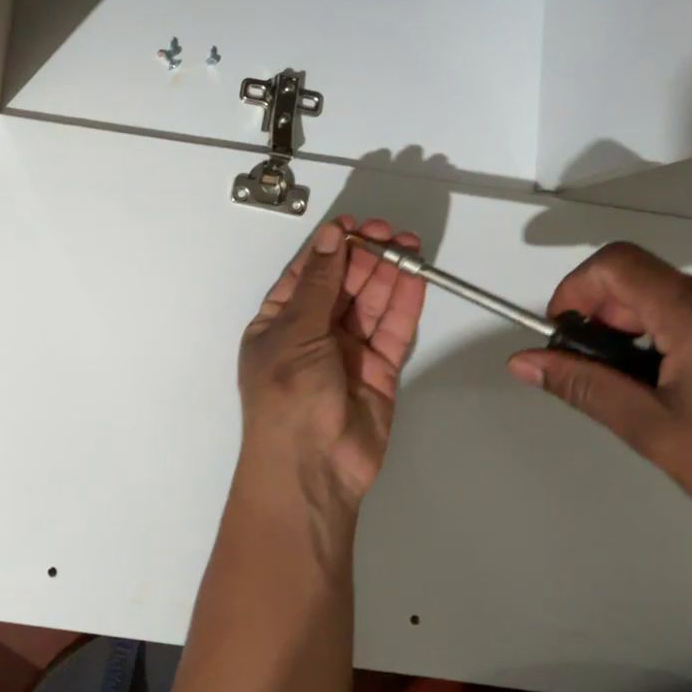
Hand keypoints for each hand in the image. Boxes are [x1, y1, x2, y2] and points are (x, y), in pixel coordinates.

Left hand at [239, 217, 426, 512]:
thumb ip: (319, 284)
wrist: (311, 466)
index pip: (304, 277)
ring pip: (370, 305)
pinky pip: (392, 331)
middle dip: (363, 258)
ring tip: (407, 244)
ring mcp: (345, 353)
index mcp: (276, 324)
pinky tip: (415, 276)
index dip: (327, 250)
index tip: (350, 225)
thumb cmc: (288, 396)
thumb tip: (329, 238)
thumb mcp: (295, 332)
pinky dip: (404, 304)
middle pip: (341, 287)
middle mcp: (310, 335)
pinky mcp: (378, 371)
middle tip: (387, 231)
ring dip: (387, 275)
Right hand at [507, 242, 691, 568]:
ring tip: (657, 400)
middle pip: (654, 284)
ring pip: (691, 307)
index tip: (565, 337)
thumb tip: (525, 361)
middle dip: (611, 320)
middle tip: (605, 378)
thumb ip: (585, 386)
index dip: (575, 291)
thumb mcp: (655, 433)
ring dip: (653, 335)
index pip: (618, 265)